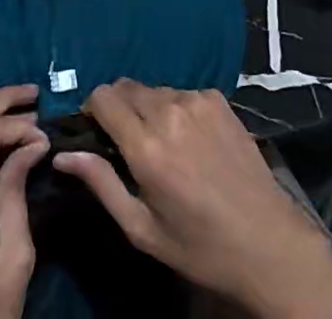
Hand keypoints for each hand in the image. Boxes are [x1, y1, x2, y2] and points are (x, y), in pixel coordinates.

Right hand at [53, 81, 331, 318]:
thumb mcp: (141, 227)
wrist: (267, 238)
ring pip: (155, 89)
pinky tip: (189, 138)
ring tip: (162, 143)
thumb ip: (102, 183)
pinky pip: (183, 93)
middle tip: (125, 141)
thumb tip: (64, 155)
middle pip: (126, 87)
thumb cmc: (198, 244)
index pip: (103, 97)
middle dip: (117, 107)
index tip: (95, 131)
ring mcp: (199, 101)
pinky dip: (176, 108)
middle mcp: (171, 111)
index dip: (92, 110)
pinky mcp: (220, 100)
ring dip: (147, 107)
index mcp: (147, 145)